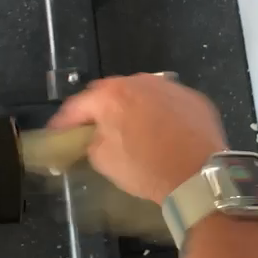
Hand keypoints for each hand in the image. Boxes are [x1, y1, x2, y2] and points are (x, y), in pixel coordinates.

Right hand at [48, 75, 227, 201]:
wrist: (199, 176)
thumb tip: (92, 137)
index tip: (57, 133)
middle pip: (110, 93)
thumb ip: (90, 141)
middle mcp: (139, 81)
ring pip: (141, 94)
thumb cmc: (146, 169)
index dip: (64, 121)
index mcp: (111, 95)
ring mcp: (169, 87)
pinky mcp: (193, 98)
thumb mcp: (104, 160)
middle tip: (95, 131)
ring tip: (131, 129)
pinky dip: (160, 113)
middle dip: (100, 111)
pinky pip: (167, 102)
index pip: (78, 105)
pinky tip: (162, 132)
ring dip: (132, 108)